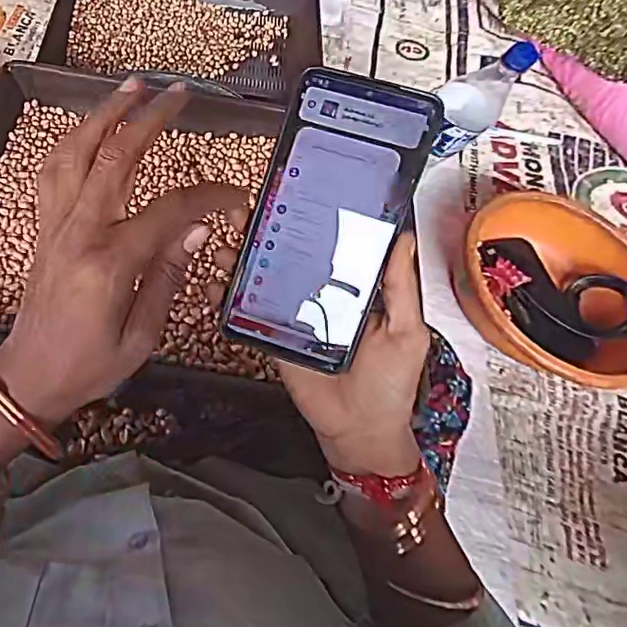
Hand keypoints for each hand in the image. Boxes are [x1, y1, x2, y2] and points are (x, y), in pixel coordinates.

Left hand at [0, 79, 246, 424]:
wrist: (29, 375)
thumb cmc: (87, 365)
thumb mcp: (141, 337)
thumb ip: (167, 278)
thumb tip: (195, 231)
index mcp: (110, 263)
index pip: (169, 210)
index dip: (208, 197)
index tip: (233, 197)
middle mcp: (78, 233)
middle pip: (116, 159)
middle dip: (149, 119)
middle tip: (175, 93)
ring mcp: (55, 226)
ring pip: (76, 154)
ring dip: (103, 116)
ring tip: (129, 88)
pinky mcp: (43, 229)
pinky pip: (52, 173)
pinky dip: (71, 143)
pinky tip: (87, 129)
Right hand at [208, 229, 431, 475]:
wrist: (359, 428)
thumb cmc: (389, 385)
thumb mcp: (407, 331)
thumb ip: (401, 287)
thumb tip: (403, 240)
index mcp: (353, 288)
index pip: (327, 245)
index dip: (307, 221)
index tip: (291, 197)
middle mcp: (319, 296)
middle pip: (286, 256)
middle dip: (264, 232)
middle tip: (248, 214)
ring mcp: (293, 315)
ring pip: (262, 279)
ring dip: (241, 259)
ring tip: (229, 243)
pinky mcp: (273, 336)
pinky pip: (247, 314)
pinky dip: (228, 298)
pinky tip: (218, 284)